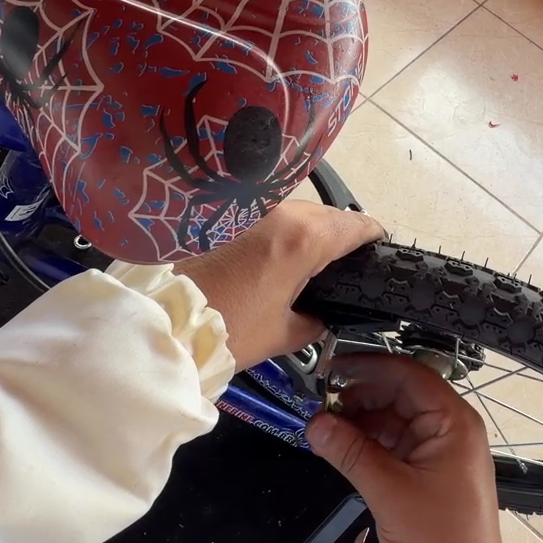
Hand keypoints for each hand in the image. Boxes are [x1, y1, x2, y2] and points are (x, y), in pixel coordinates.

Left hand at [173, 201, 383, 368]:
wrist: (163, 322)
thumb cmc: (229, 329)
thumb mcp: (283, 333)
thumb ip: (316, 319)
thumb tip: (324, 314)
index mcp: (306, 238)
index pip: (356, 225)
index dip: (373, 237)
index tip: (379, 250)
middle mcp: (285, 212)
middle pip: (329, 215)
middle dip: (341, 236)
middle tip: (343, 266)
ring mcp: (256, 209)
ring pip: (300, 212)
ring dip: (311, 231)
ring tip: (309, 263)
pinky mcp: (232, 213)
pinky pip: (274, 216)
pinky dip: (285, 231)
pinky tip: (279, 256)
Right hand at [307, 353, 507, 542]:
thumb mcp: (391, 494)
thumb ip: (351, 453)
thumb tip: (315, 423)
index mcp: (454, 422)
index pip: (410, 374)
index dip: (370, 366)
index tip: (332, 368)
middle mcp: (450, 430)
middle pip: (400, 395)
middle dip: (361, 396)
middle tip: (320, 403)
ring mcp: (439, 453)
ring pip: (394, 420)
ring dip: (361, 421)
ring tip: (324, 427)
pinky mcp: (427, 476)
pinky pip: (394, 446)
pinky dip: (368, 445)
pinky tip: (340, 447)